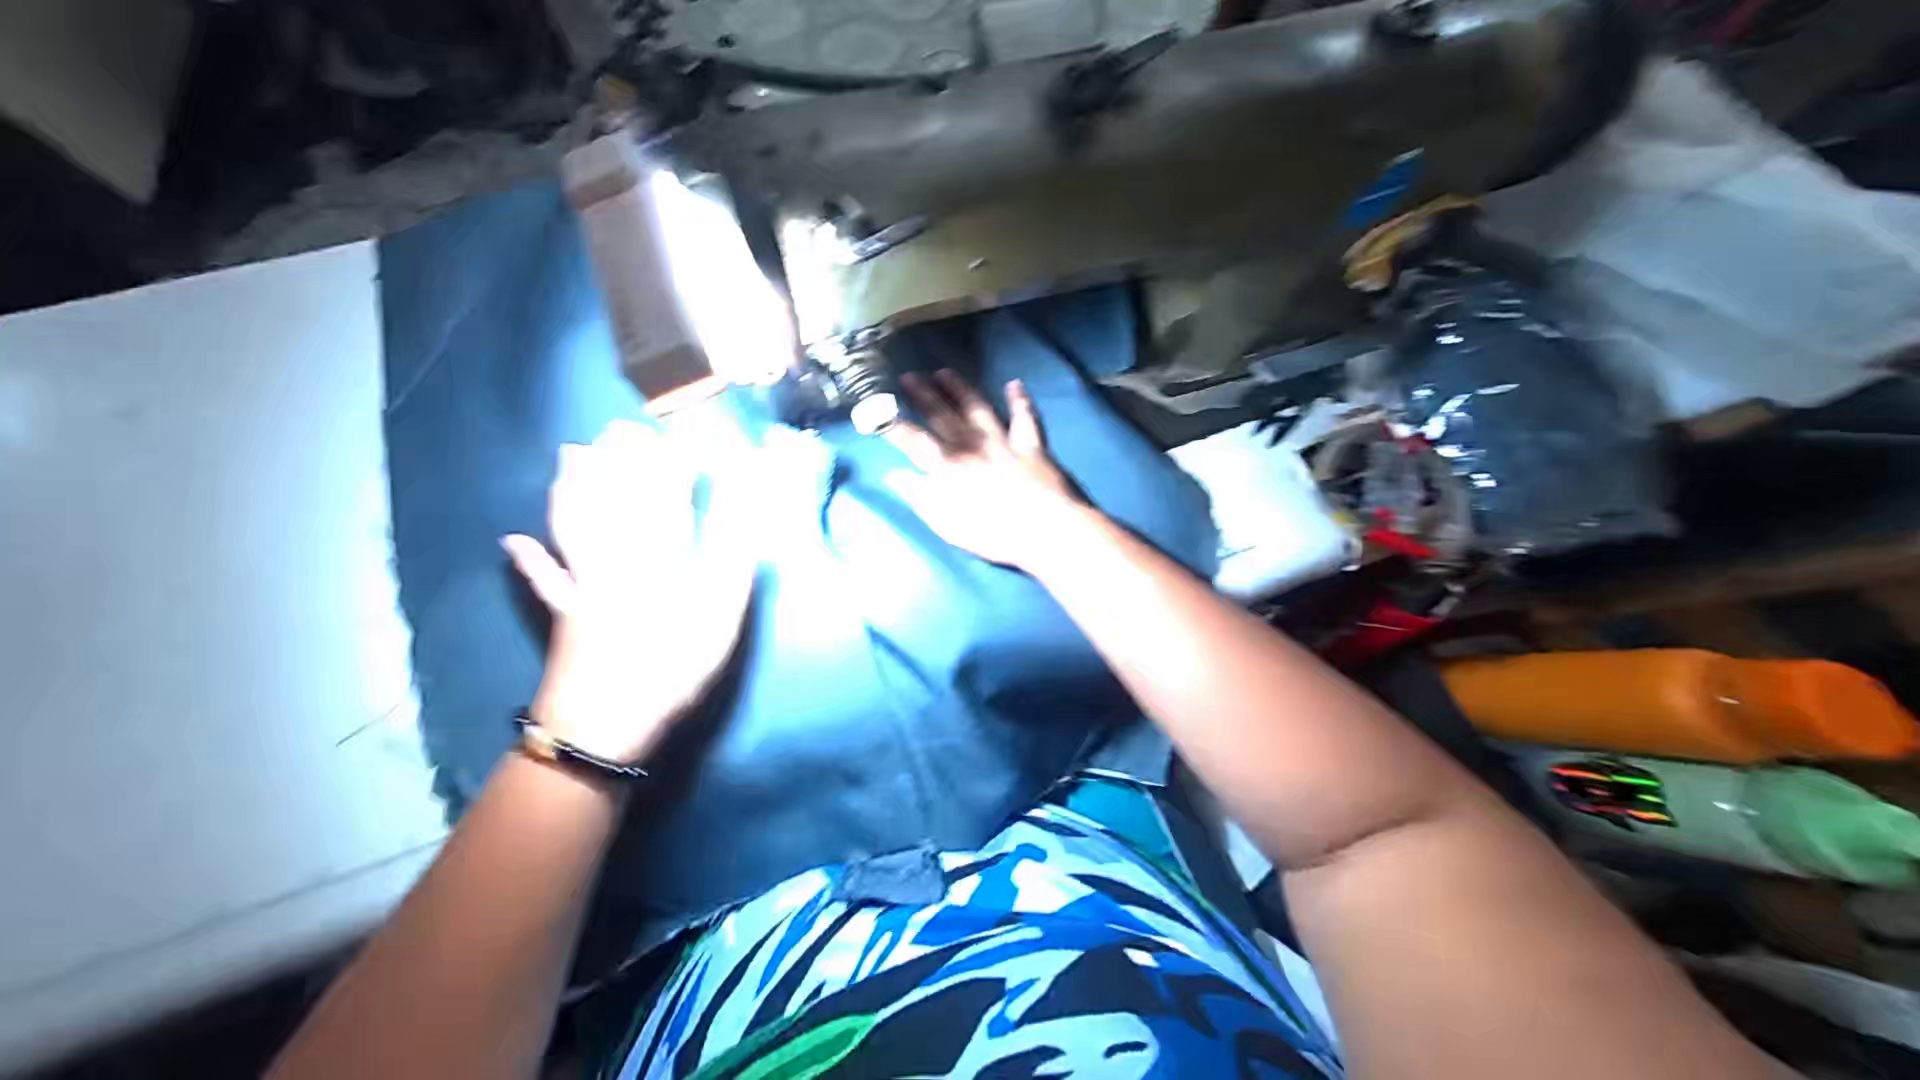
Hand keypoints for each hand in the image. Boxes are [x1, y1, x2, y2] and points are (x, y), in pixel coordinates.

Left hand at [503, 421, 754, 764]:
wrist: (605, 725)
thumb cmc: (670, 665)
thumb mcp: (720, 612)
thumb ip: (733, 557)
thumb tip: (748, 513)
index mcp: (656, 554)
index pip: (665, 495)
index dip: (673, 462)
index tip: (682, 433)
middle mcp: (615, 556)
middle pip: (612, 497)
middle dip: (618, 459)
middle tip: (619, 427)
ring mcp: (583, 584)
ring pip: (573, 524)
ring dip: (571, 486)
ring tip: (569, 454)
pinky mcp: (565, 613)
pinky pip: (543, 581)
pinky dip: (529, 560)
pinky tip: (510, 541)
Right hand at [885, 369, 1084, 568]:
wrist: (1044, 529)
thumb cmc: (990, 533)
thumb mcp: (944, 523)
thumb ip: (918, 496)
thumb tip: (893, 474)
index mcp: (947, 466)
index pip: (912, 440)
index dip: (892, 424)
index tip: (876, 410)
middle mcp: (971, 445)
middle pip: (942, 415)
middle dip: (923, 395)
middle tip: (909, 376)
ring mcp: (1003, 442)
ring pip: (978, 408)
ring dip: (961, 389)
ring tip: (945, 372)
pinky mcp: (1031, 446)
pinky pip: (1025, 418)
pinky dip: (1020, 400)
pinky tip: (1014, 384)